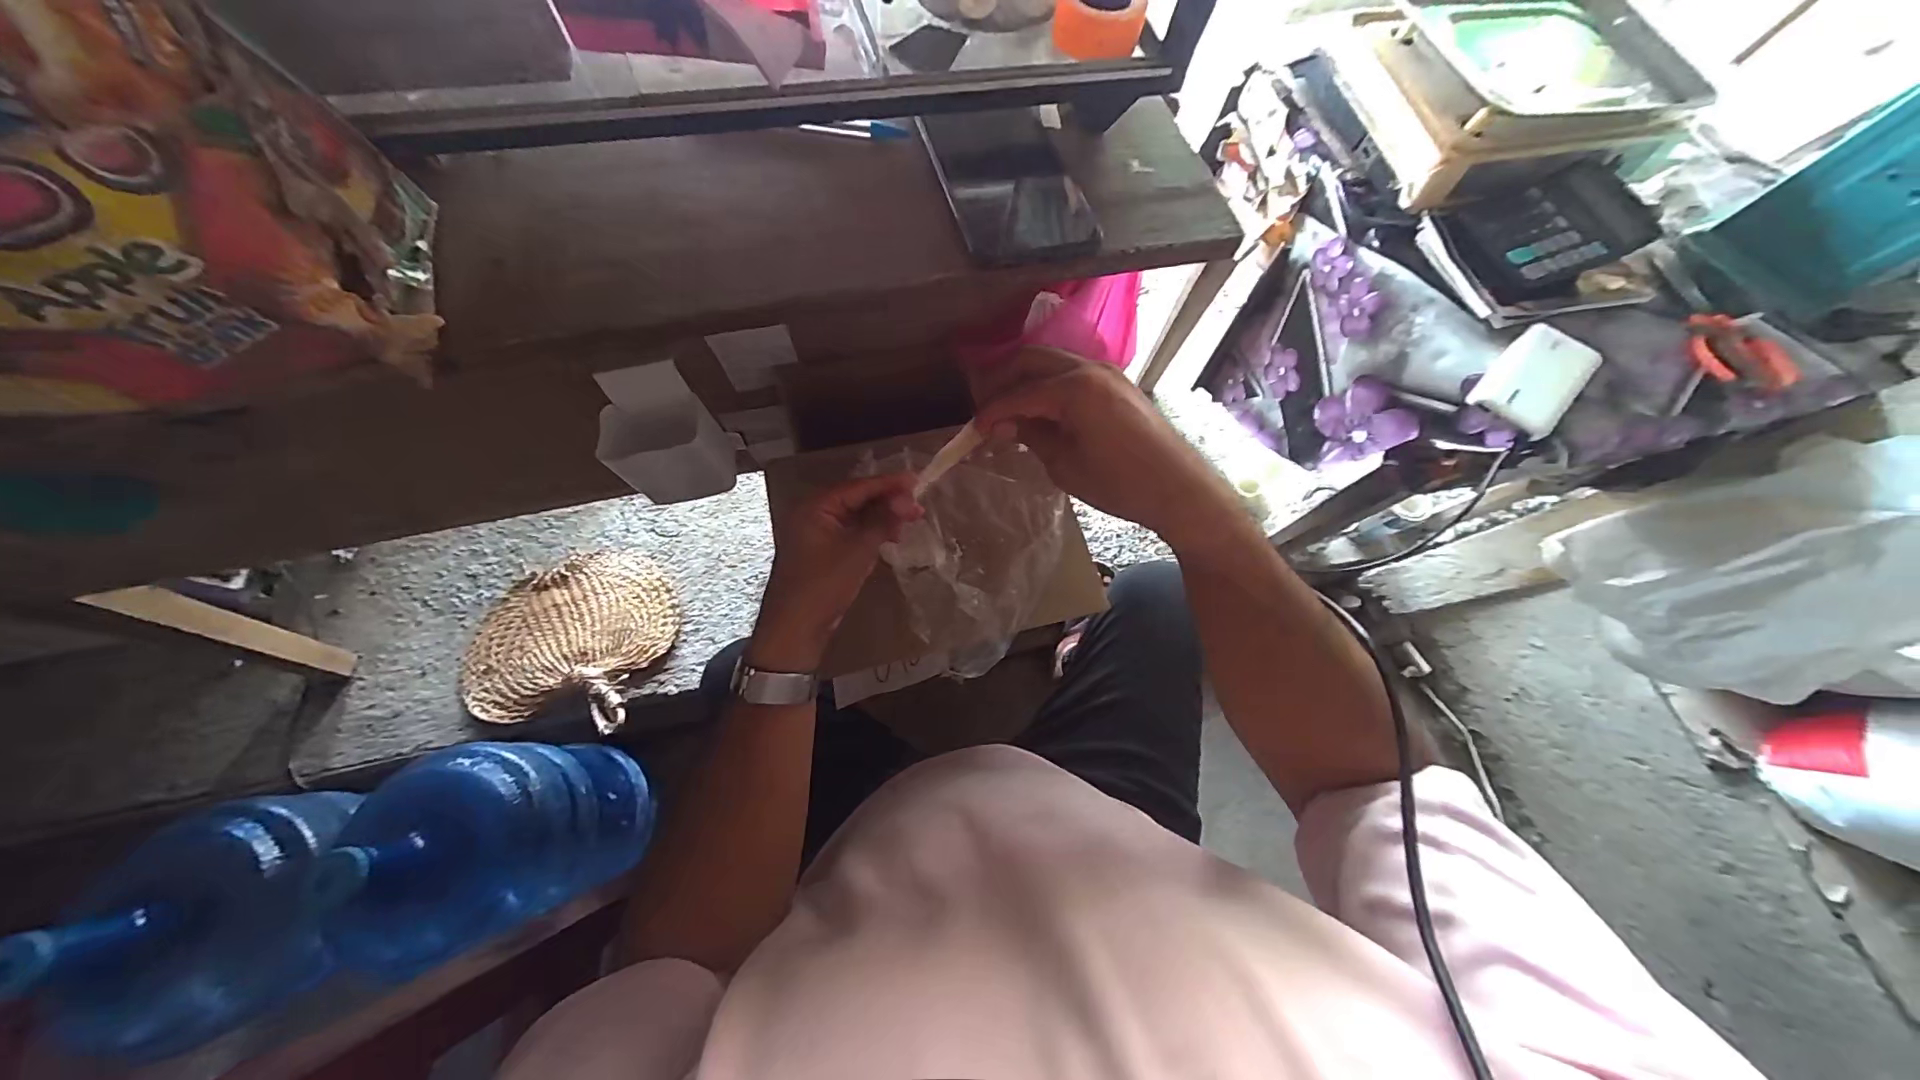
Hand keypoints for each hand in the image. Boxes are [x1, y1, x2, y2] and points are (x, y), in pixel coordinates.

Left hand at [750, 473, 922, 671]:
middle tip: (917, 505)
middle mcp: (813, 514)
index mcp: (815, 507)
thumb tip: (906, 500)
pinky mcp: (822, 552)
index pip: (858, 486)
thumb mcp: (858, 550)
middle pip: (856, 498)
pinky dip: (871, 532)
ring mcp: (816, 533)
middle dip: (887, 500)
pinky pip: (850, 532)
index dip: (889, 484)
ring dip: (882, 517)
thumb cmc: (824, 585)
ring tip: (909, 520)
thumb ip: (882, 520)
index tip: (917, 481)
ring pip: (855, 516)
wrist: (795, 628)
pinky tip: (891, 536)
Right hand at [972, 347, 1246, 555]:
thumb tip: (1005, 425)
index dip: (991, 412)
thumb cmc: (1119, 483)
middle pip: (1031, 359)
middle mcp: (1089, 368)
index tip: (974, 430)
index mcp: (1074, 388)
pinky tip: (1040, 409)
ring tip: (1009, 409)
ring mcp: (1107, 372)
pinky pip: (1072, 373)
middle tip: (986, 409)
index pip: (1018, 393)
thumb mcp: (1064, 465)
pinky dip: (1049, 384)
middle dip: (1002, 380)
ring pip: (1053, 362)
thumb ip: (1032, 436)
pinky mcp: (1117, 384)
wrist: (1179, 488)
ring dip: (1026, 379)